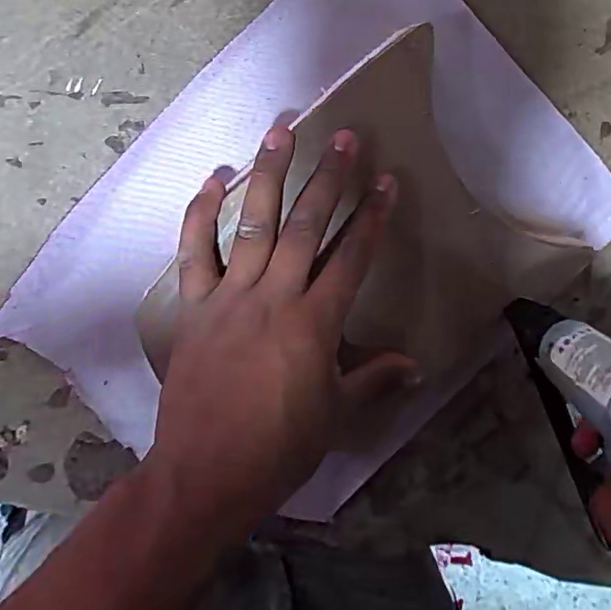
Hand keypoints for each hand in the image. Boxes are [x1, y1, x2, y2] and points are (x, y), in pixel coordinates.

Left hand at [145, 125, 419, 522]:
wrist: (204, 476)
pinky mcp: (194, 309)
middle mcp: (274, 297)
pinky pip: (194, 253)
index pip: (353, 256)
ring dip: (268, 175)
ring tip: (280, 133)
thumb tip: (416, 367)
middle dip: (330, 178)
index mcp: (315, 321)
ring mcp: (229, 298)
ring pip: (252, 224)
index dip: (373, 216)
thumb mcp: (336, 411)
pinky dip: (201, 214)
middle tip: (344, 138)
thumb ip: (374, 377)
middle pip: (306, 225)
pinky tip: (213, 179)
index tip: (387, 181)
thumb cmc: (281, 446)